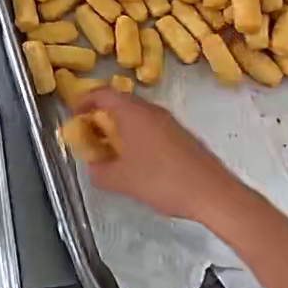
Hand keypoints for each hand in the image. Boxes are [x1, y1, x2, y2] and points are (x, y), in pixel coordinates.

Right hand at [74, 90, 251, 224]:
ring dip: (121, 126)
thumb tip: (92, 165)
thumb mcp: (121, 180)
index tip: (74, 113)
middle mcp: (151, 110)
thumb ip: (98, 171)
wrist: (212, 192)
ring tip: (111, 149)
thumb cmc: (161, 181)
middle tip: (90, 133)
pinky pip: (152, 126)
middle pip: (121, 102)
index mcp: (133, 113)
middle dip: (102, 115)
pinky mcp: (182, 135)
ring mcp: (170, 121)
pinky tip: (138, 160)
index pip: (103, 94)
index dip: (85, 100)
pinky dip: (138, 135)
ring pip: (138, 115)